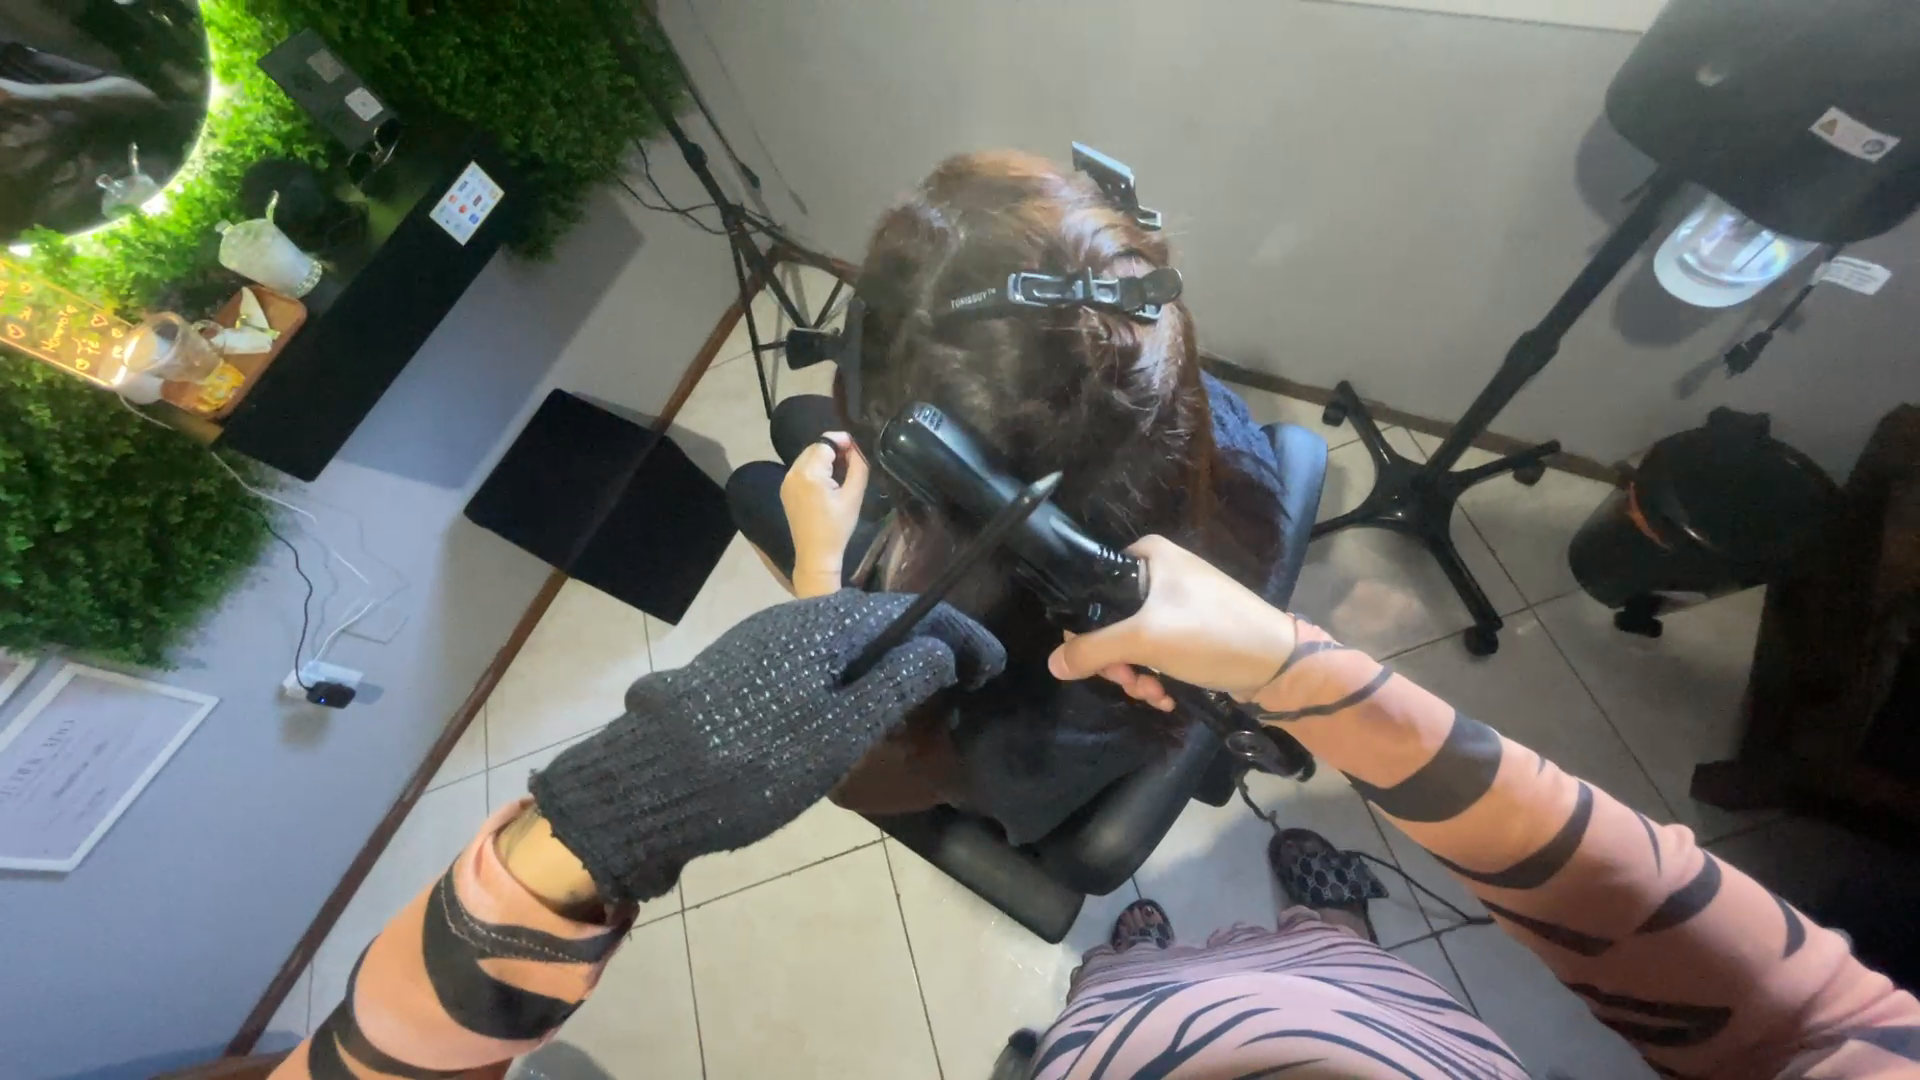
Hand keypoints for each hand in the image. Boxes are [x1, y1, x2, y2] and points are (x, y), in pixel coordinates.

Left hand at [531, 591, 1004, 902]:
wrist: (647, 785)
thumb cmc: (755, 762)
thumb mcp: (841, 730)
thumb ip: (898, 682)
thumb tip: (942, 646)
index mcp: (826, 623)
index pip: (912, 612)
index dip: (961, 636)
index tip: (992, 668)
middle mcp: (796, 616)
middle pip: (880, 619)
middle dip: (928, 645)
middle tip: (962, 683)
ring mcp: (766, 638)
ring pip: (847, 638)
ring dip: (890, 659)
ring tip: (918, 695)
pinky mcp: (746, 664)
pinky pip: (818, 656)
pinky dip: (853, 673)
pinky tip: (855, 703)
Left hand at [782, 433, 868, 596]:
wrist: (816, 554)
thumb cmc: (838, 526)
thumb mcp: (854, 495)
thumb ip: (858, 465)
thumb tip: (856, 446)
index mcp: (809, 473)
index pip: (825, 443)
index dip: (842, 442)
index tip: (856, 450)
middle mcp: (793, 473)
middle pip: (814, 448)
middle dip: (832, 450)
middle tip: (851, 462)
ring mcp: (786, 482)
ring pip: (807, 458)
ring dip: (823, 460)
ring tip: (840, 474)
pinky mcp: (785, 490)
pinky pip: (800, 470)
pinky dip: (814, 470)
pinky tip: (826, 485)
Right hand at [1046, 535, 1297, 707]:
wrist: (1279, 664)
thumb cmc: (1210, 635)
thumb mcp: (1145, 640)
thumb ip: (1093, 650)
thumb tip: (1053, 664)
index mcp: (1146, 554)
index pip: (1091, 589)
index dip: (1088, 630)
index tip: (1103, 662)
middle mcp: (1158, 570)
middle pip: (1109, 620)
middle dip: (1116, 660)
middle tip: (1130, 681)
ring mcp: (1175, 600)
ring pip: (1130, 640)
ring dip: (1134, 674)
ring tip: (1153, 694)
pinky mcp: (1190, 627)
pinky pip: (1154, 648)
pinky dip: (1154, 674)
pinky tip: (1165, 695)